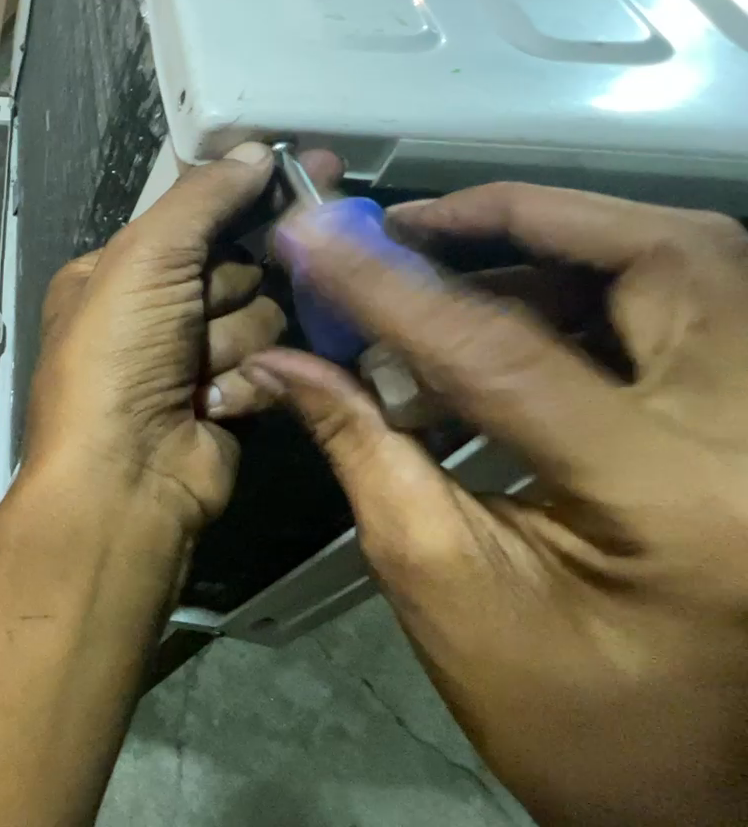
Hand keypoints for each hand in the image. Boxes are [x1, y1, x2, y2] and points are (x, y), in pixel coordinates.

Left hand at [24, 143, 335, 531]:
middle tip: (199, 312)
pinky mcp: (225, 394)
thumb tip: (252, 150)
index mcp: (111, 271)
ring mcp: (186, 355)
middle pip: (235, 265)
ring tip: (192, 370)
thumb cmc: (116, 354)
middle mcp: (146, 308)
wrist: (124, 472)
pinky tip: (210, 401)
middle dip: (226, 289)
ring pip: (259, 314)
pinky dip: (243, 380)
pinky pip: (267, 362)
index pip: (193, 218)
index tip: (312, 170)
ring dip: (232, 341)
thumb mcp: (143, 259)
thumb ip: (199, 200)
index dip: (245, 198)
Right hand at [247, 184, 747, 825]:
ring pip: (708, 270)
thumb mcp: (436, 574)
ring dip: (569, 247)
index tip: (312, 236)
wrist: (696, 792)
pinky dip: (601, 293)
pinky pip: (710, 317)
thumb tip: (281, 361)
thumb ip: (362, 446)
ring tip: (452, 266)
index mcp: (674, 502)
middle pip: (676, 259)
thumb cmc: (557, 706)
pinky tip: (519, 320)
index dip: (389, 287)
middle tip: (414, 223)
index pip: (500, 353)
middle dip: (528, 218)